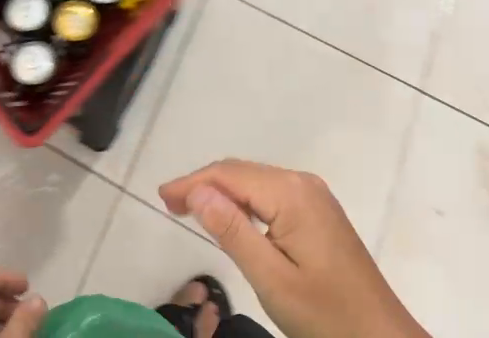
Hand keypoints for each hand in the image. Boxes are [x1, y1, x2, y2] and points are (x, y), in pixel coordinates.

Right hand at [160, 160, 427, 337]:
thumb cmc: (326, 315)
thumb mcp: (272, 279)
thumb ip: (233, 232)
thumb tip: (198, 191)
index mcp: (291, 194)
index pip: (229, 174)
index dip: (192, 182)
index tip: (162, 198)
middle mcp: (303, 184)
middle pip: (241, 172)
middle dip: (203, 184)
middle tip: (169, 204)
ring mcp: (314, 197)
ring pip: (254, 181)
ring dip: (221, 191)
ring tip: (189, 209)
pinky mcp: (319, 213)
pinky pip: (270, 194)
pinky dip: (242, 200)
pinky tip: (229, 217)